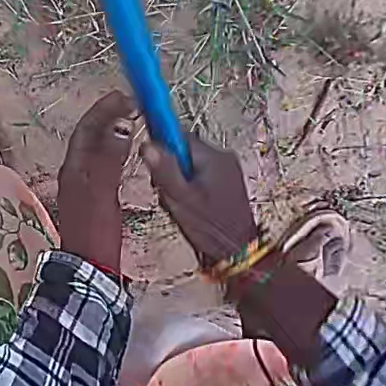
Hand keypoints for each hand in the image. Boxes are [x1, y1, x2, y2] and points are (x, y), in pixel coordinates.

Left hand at [56, 91, 137, 268]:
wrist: (91, 265)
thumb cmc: (95, 230)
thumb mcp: (103, 192)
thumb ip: (110, 159)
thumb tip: (120, 127)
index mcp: (73, 168)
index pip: (86, 129)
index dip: (103, 111)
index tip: (123, 98)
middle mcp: (75, 171)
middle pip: (89, 135)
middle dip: (107, 116)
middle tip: (130, 103)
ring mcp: (83, 182)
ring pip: (96, 147)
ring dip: (111, 130)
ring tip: (130, 118)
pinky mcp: (94, 193)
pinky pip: (103, 161)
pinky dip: (115, 148)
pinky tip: (126, 149)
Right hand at [141, 134, 258, 263]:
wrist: (238, 251)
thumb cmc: (210, 227)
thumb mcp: (180, 198)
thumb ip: (163, 169)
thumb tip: (147, 144)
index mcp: (212, 157)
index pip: (177, 134)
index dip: (160, 145)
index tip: (150, 155)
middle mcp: (222, 157)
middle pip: (182, 148)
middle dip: (168, 165)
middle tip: (165, 188)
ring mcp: (226, 168)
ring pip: (188, 161)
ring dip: (177, 176)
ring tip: (177, 200)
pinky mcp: (225, 180)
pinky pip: (197, 171)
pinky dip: (188, 183)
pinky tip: (187, 202)